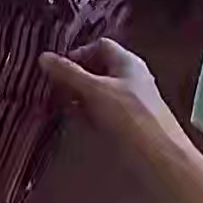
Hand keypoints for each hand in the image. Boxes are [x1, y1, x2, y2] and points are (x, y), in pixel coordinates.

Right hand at [39, 39, 191, 160]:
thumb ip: (68, 73)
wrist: (159, 156)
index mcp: (127, 62)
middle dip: (76, 78)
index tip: (59, 71)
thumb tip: (43, 57)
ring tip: (63, 108)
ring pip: (100, 91)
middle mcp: (131, 77)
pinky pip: (106, 109)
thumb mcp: (95, 90)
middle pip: (98, 69)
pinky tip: (82, 123)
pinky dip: (91, 112)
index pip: (99, 46)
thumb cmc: (128, 116)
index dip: (78, 54)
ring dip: (81, 97)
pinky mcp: (131, 121)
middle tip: (55, 91)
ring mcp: (132, 100)